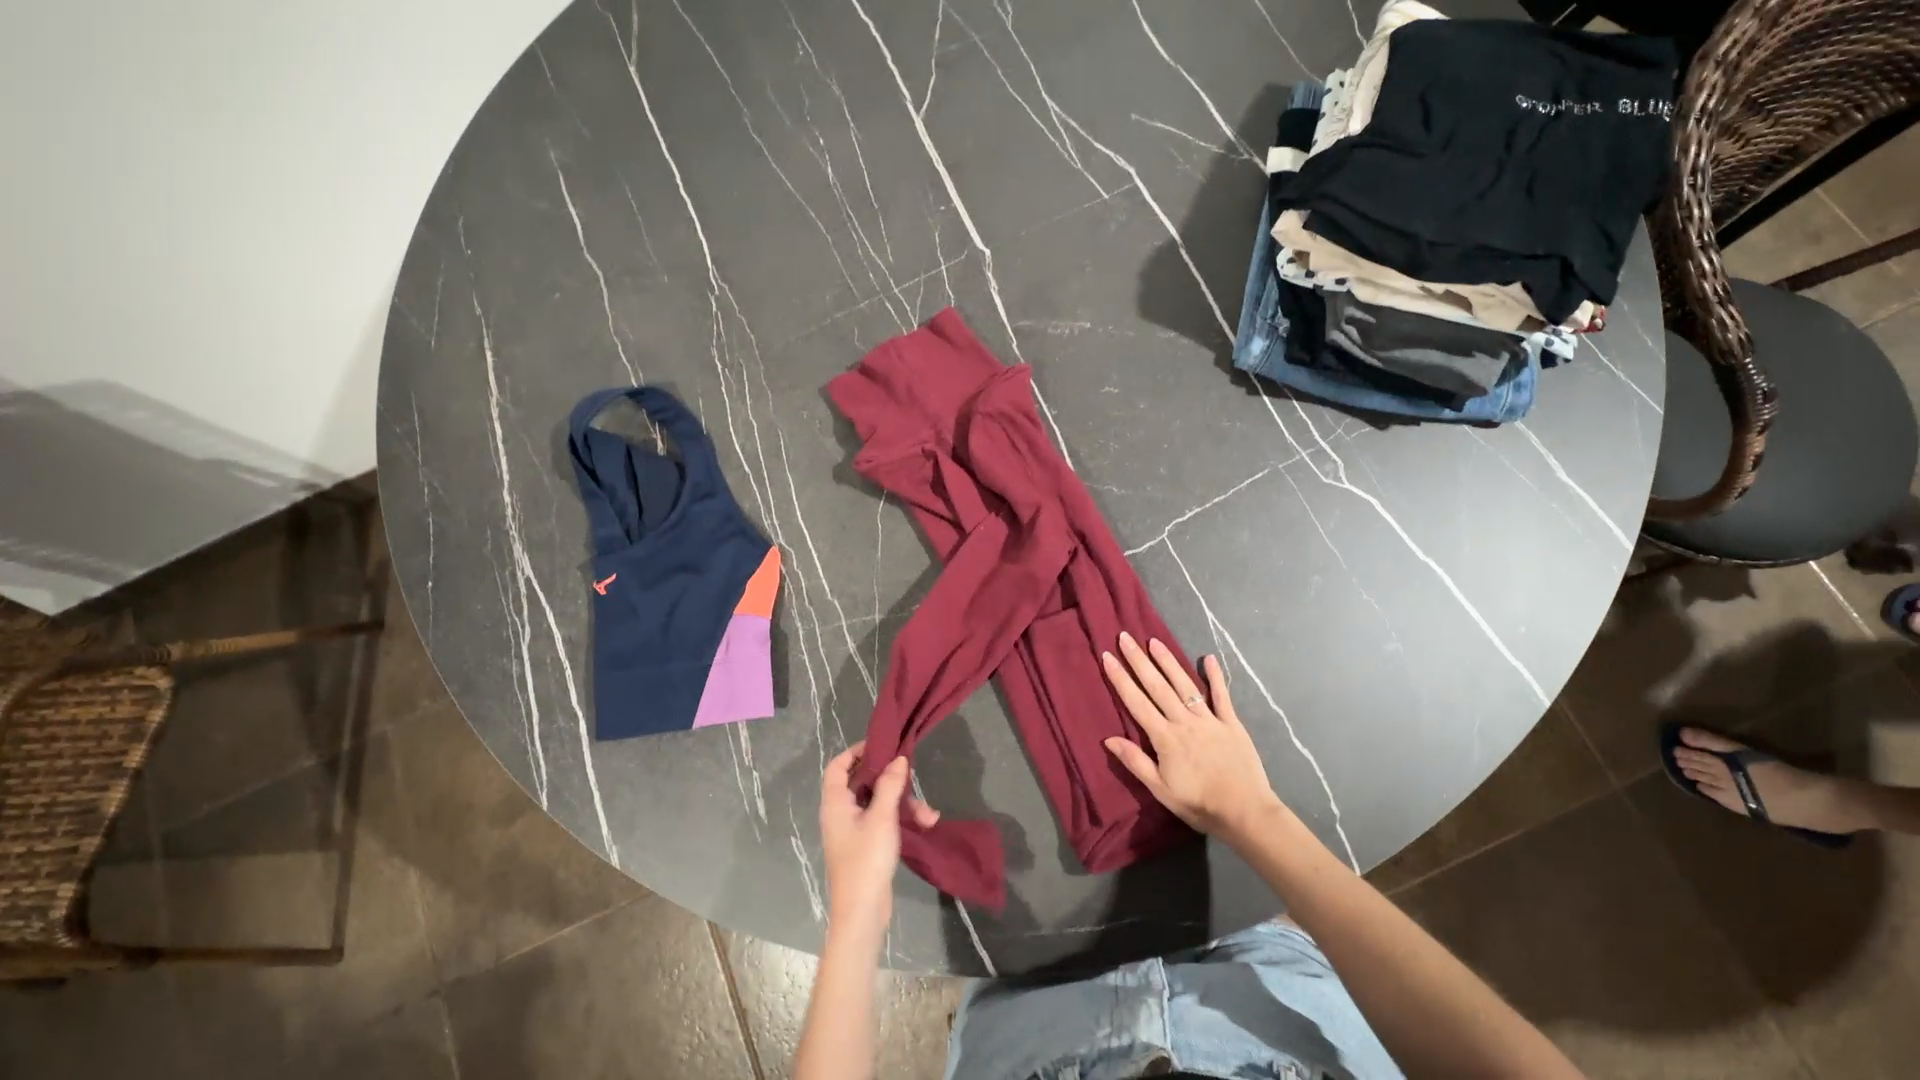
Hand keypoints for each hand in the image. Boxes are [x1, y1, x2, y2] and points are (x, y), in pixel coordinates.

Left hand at [819, 742, 939, 933]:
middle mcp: (840, 813)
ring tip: (928, 814)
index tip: (881, 744)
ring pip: (878, 803)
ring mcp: (853, 830)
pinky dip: (901, 820)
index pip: (838, 766)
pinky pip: (883, 821)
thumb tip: (898, 758)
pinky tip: (926, 824)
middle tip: (911, 774)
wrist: (862, 912)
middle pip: (862, 783)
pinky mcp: (866, 845)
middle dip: (890, 780)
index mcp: (835, 803)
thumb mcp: (882, 818)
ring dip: (903, 803)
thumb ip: (890, 785)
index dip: (856, 751)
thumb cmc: (866, 860)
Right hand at [1101, 632, 1286, 841]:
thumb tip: (1108, 739)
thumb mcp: (1160, 789)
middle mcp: (1184, 722)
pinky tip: (1208, 658)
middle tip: (1125, 638)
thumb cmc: (1198, 804)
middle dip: (1139, 661)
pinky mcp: (1231, 724)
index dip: (1120, 679)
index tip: (1108, 657)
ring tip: (1154, 642)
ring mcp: (1210, 720)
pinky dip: (1215, 676)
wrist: (1245, 811)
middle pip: (1157, 686)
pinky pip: (1221, 696)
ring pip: (1184, 685)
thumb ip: (1135, 762)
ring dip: (1168, 662)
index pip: (1137, 703)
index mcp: (1165, 738)